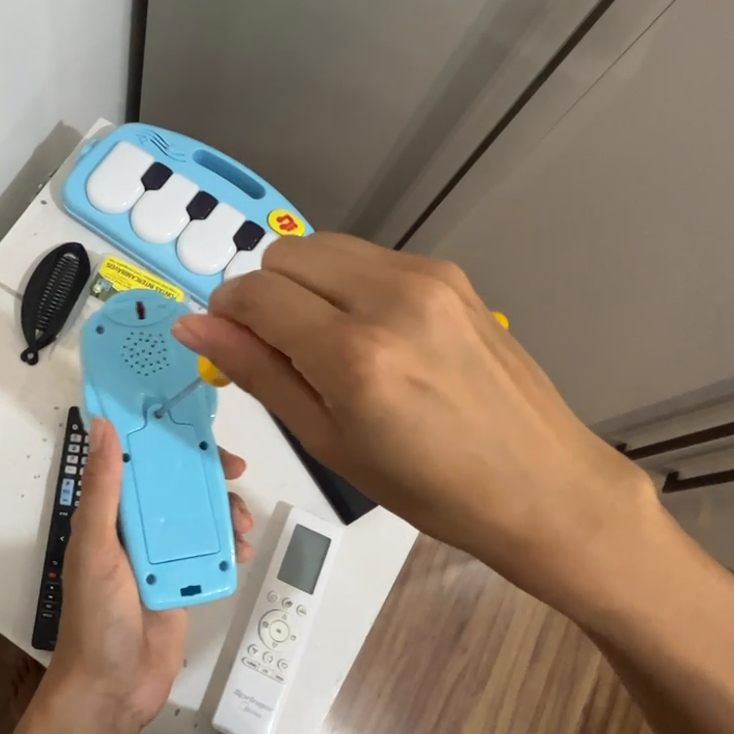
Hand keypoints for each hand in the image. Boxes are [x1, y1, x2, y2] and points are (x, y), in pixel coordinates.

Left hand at [11, 418, 251, 733]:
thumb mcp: (96, 546)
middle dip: (207, 477)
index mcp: (110, 515)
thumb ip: (104, 489)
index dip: (167, 444)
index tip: (198, 432)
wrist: (112, 689)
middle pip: (176, 489)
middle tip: (237, 472)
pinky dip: (230, 549)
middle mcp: (136, 531)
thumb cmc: (96, 616)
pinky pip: (210, 556)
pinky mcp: (183, 586)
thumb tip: (104, 424)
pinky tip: (244, 552)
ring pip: (198, 520)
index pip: (140, 464)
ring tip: (244, 523)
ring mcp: (162, 559)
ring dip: (225, 512)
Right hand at [171, 232, 658, 610]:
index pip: (255, 294)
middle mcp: (389, 297)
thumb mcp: (326, 440)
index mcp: (355, 354)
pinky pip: (365, 256)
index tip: (229, 344)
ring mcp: (426, 276)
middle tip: (281, 350)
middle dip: (263, 295)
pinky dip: (342, 282)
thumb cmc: (427, 486)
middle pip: (283, 255)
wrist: (542, 484)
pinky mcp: (448, 272)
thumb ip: (257, 371)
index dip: (226, 313)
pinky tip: (368, 330)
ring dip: (302, 283)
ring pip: (321, 246)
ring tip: (326, 340)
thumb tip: (192, 326)